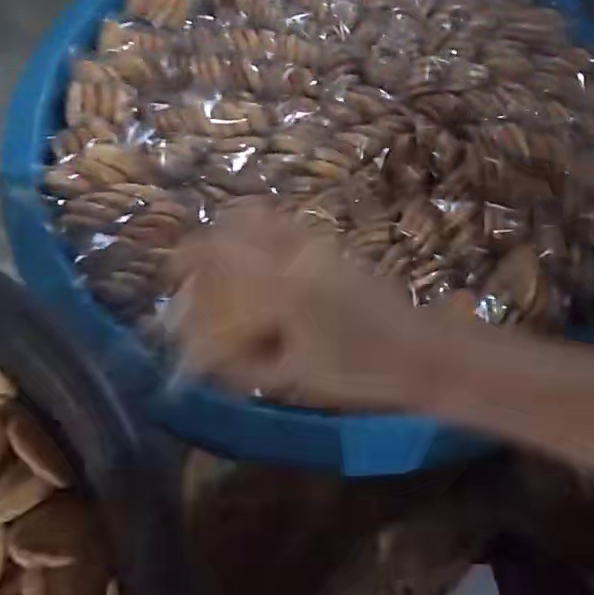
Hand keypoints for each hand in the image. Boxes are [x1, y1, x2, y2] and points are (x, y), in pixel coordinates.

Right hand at [164, 202, 454, 409]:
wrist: (422, 354)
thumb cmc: (357, 374)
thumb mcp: (291, 375)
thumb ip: (241, 358)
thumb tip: (201, 351)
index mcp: (283, 284)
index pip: (219, 254)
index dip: (188, 257)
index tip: (171, 270)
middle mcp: (300, 251)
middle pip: (241, 221)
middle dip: (211, 241)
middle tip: (199, 270)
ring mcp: (323, 244)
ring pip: (267, 218)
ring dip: (239, 233)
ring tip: (229, 268)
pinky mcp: (340, 248)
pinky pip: (291, 228)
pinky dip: (266, 235)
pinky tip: (265, 269)